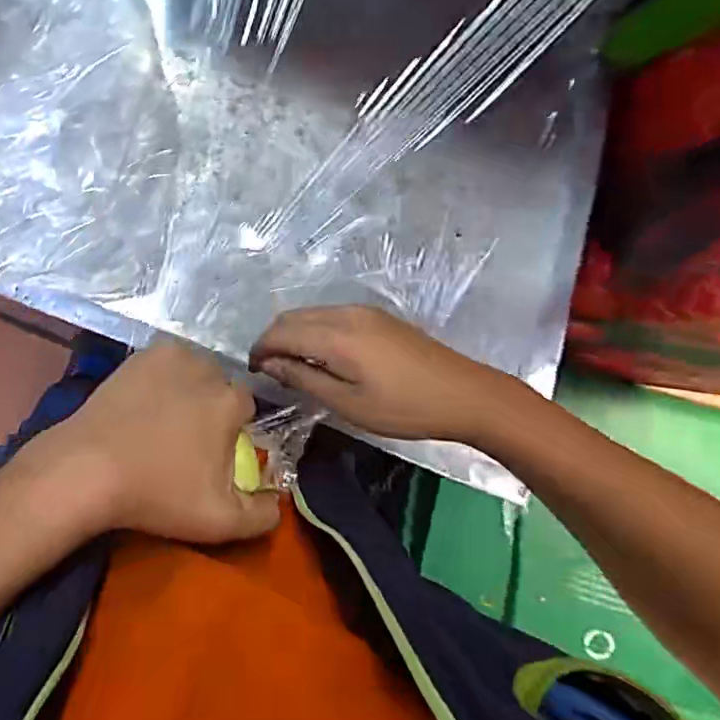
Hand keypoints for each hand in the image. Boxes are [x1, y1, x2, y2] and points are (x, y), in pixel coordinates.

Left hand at [19, 338, 277, 543]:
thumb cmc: (157, 493)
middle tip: (185, 438)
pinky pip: (162, 364)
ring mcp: (168, 356)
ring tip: (161, 418)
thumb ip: (263, 514)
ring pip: (191, 370)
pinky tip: (141, 403)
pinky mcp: (136, 356)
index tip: (213, 451)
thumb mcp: (220, 522)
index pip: (246, 408)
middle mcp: (205, 367)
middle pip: (219, 385)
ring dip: (186, 387)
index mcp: (230, 401)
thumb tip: (278, 500)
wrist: (88, 468)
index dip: (233, 428)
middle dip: (211, 405)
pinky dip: (159, 378)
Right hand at [248, 305, 538, 443]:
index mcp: (336, 336)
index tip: (253, 371)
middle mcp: (344, 313)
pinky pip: (329, 315)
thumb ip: (305, 379)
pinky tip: (320, 355)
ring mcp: (362, 311)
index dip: (260, 349)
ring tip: (291, 365)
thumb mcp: (349, 404)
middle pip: (291, 317)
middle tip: (268, 369)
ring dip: (292, 333)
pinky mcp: (376, 315)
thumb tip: (270, 364)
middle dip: (272, 339)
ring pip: (310, 313)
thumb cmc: (405, 408)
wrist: (466, 394)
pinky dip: (312, 330)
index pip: (281, 332)